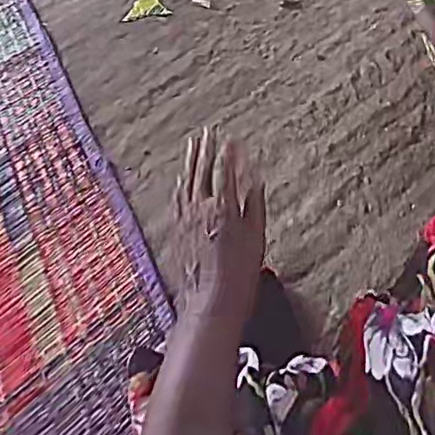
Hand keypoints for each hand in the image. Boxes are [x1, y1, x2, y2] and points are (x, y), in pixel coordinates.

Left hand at [173, 127, 265, 312]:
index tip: (232, 139)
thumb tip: (254, 176)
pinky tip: (183, 176)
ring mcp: (186, 219)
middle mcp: (201, 209)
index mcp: (222, 208)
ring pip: (187, 182)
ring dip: (191, 161)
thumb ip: (253, 202)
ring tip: (194, 144)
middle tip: (208, 132)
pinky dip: (182, 181)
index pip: (225, 171)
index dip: (229, 154)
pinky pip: (178, 197)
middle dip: (206, 150)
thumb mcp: (256, 234)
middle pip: (202, 172)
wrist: (211, 302)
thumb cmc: (240, 271)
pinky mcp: (178, 230)